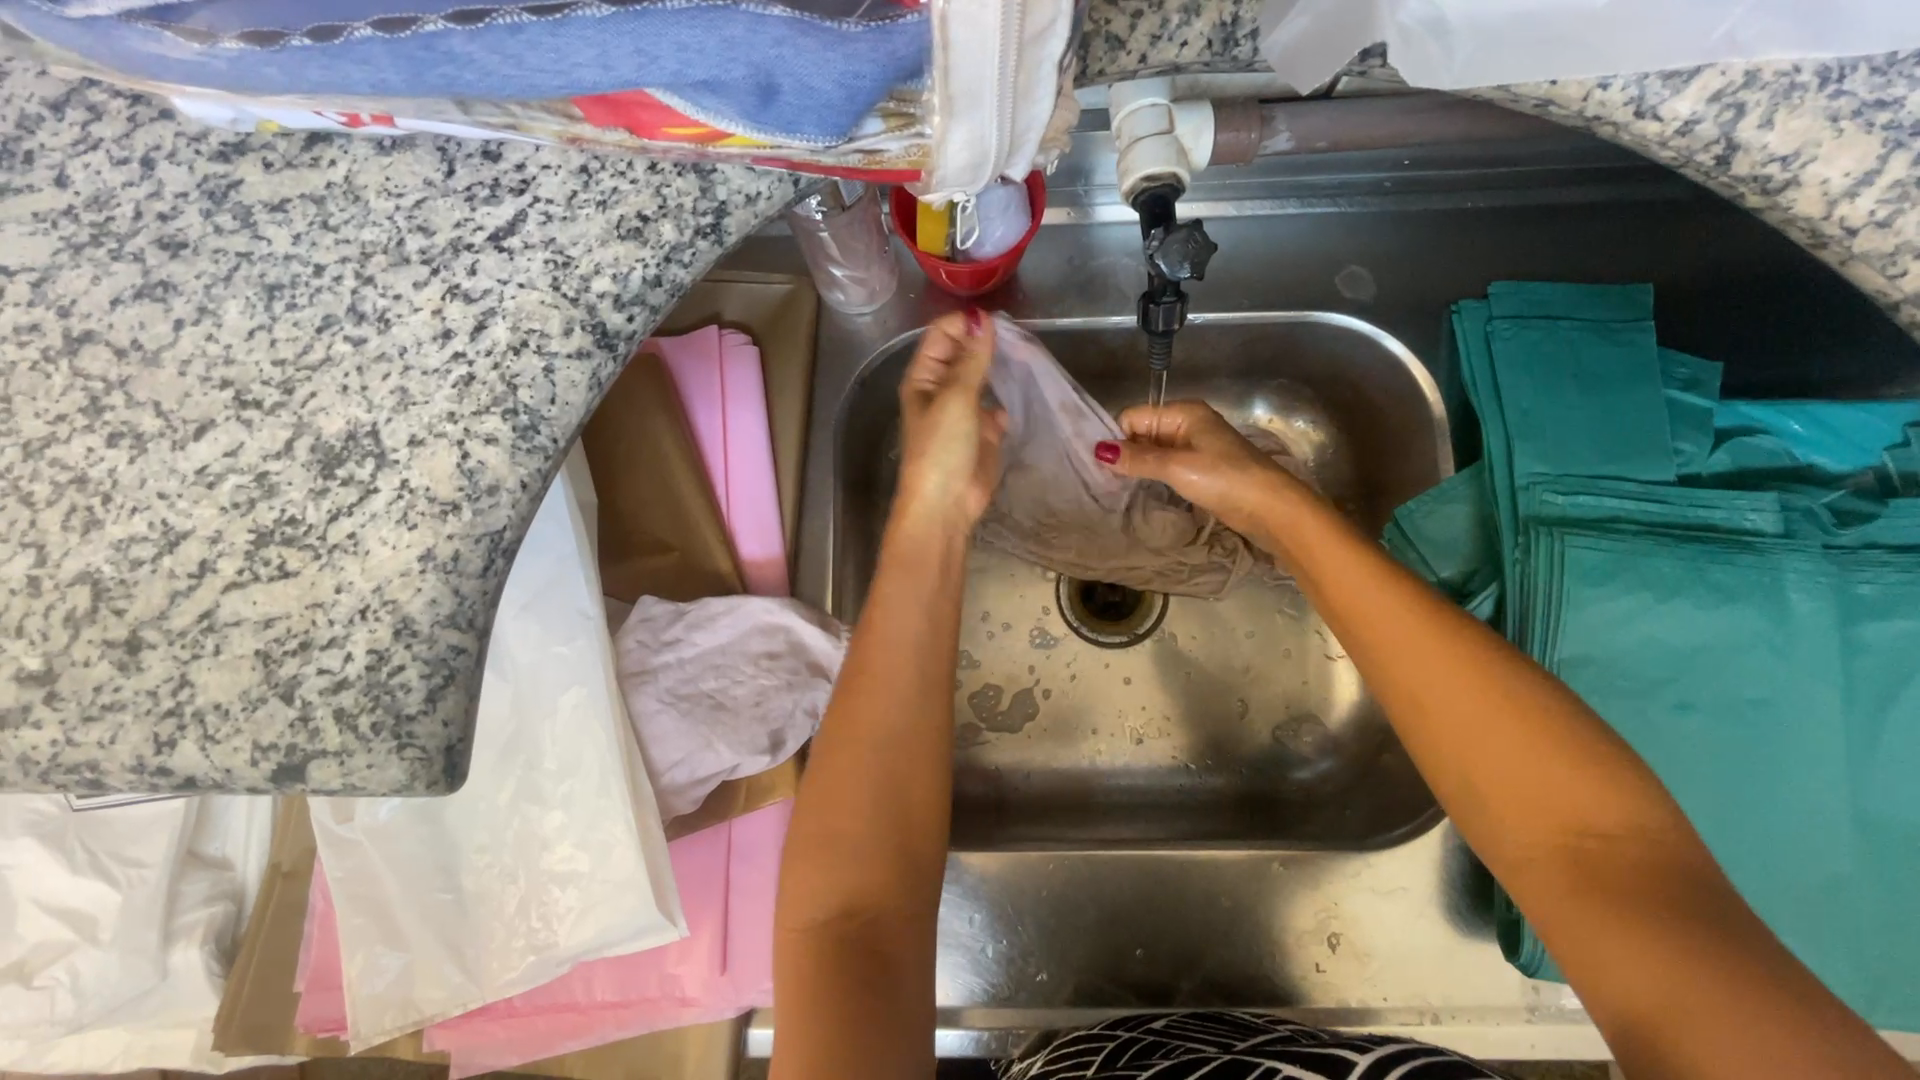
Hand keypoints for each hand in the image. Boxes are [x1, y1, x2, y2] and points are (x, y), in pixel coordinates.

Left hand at [893, 309, 1006, 536]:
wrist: (946, 504)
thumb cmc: (941, 448)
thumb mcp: (956, 397)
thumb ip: (972, 359)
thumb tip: (982, 319)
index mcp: (924, 377)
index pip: (942, 334)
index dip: (966, 325)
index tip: (997, 324)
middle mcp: (941, 389)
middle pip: (964, 354)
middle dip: (987, 344)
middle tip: (1017, 340)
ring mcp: (963, 412)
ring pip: (983, 379)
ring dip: (1000, 371)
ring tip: (1024, 360)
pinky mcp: (983, 434)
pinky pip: (996, 409)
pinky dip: (1006, 405)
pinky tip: (1015, 405)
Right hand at [1095, 401, 1304, 541]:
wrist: (1271, 508)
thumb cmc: (1225, 479)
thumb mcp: (1177, 467)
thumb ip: (1138, 458)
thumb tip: (1098, 450)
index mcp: (1184, 412)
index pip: (1133, 417)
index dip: (1117, 439)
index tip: (1102, 467)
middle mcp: (1187, 424)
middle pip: (1142, 433)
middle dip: (1124, 454)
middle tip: (1104, 482)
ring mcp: (1195, 448)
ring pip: (1153, 452)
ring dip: (1137, 468)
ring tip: (1117, 490)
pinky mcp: (1200, 471)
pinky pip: (1166, 467)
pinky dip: (1153, 478)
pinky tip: (1141, 493)